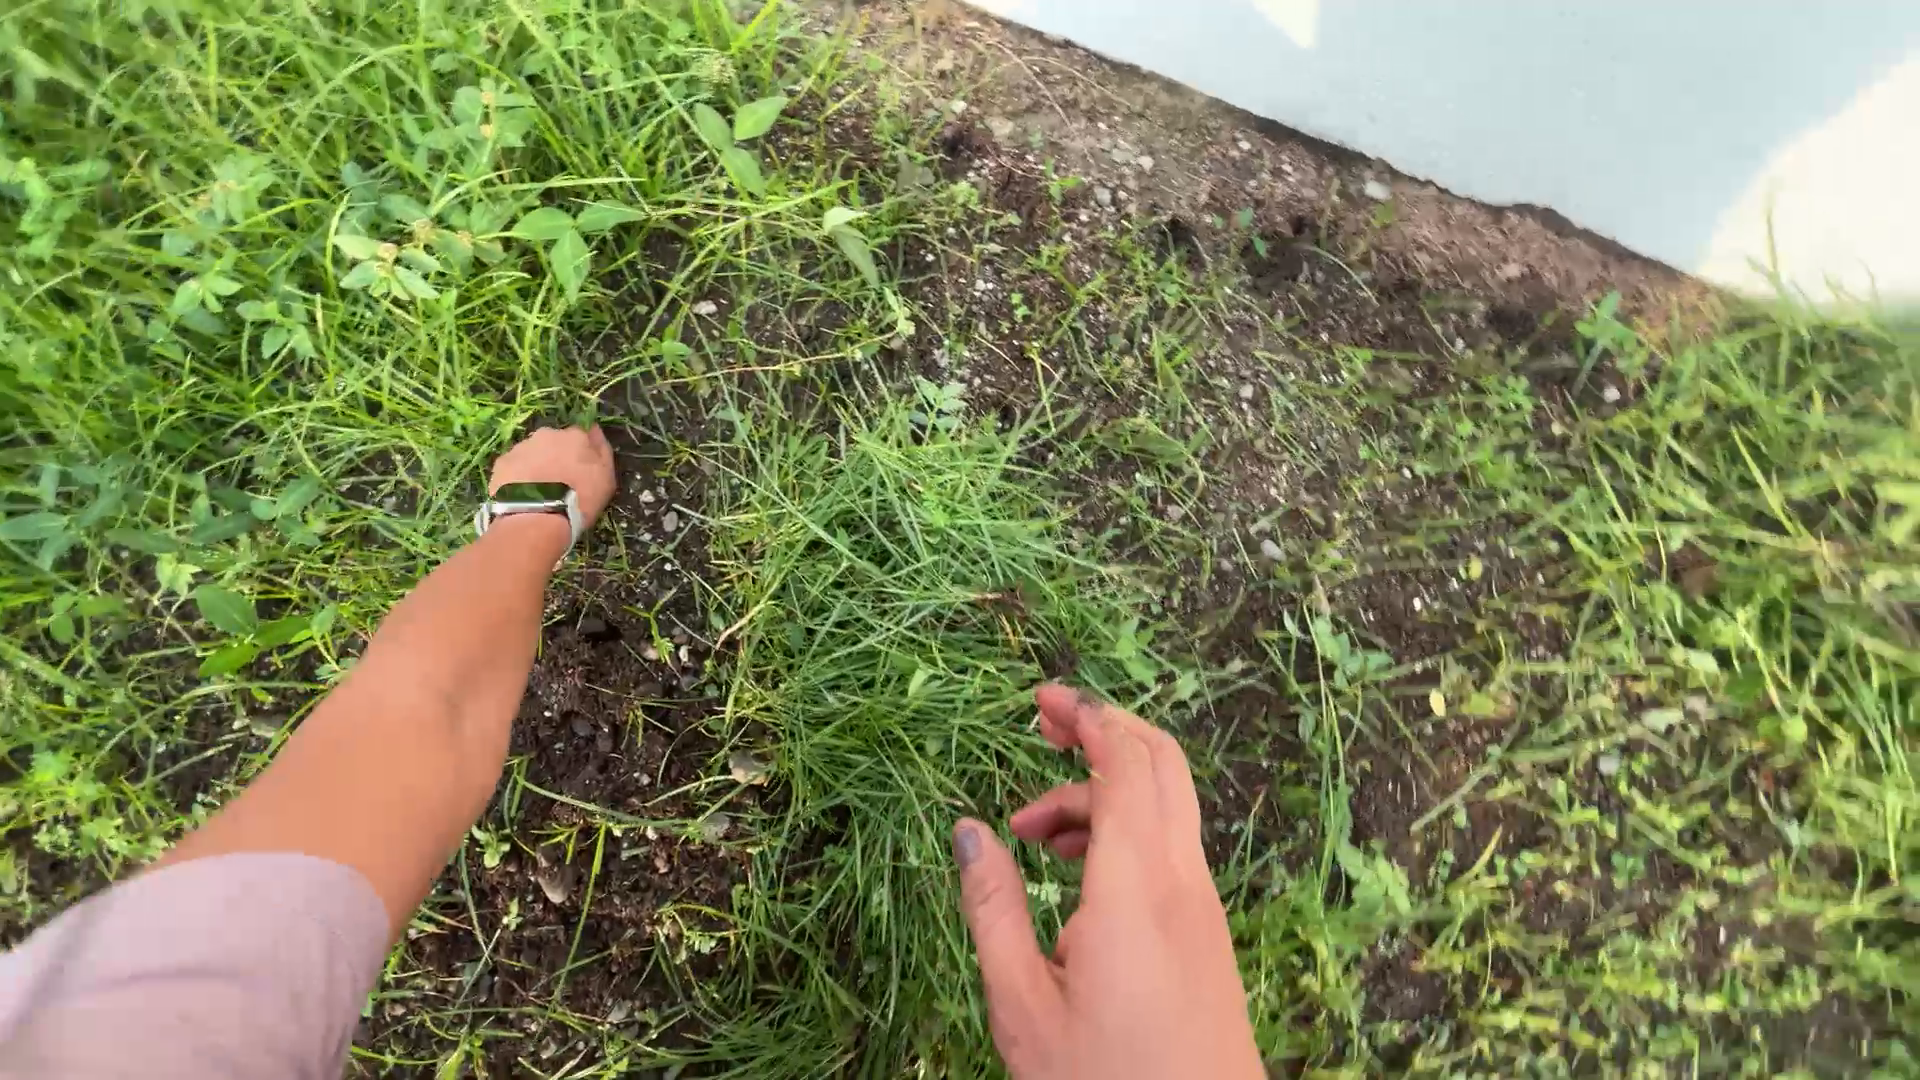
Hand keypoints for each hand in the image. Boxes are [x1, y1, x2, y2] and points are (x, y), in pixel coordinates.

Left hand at [489, 425, 616, 526]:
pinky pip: (514, 466)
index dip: (582, 452)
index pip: (580, 435)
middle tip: (560, 479)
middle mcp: (546, 434)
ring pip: (532, 452)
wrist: (539, 515)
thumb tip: (594, 429)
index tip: (583, 467)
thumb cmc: (581, 496)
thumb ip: (602, 451)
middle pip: (553, 441)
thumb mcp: (606, 477)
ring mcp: (521, 447)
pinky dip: (519, 475)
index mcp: (574, 436)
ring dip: (537, 464)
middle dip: (557, 455)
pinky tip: (524, 493)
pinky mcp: (501, 462)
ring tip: (540, 489)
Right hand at [954, 684, 1262, 1079]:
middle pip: (1160, 759)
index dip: (1087, 715)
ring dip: (1101, 787)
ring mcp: (1201, 901)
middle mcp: (1181, 878)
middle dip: (1103, 725)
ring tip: (1031, 829)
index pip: (1124, 762)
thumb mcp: (1022, 1005)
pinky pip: (1166, 840)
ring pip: (1162, 799)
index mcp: (1135, 887)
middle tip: (1044, 724)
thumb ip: (992, 906)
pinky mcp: (1203, 924)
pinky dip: (1121, 825)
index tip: (1042, 699)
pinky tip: (1071, 866)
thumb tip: (967, 828)